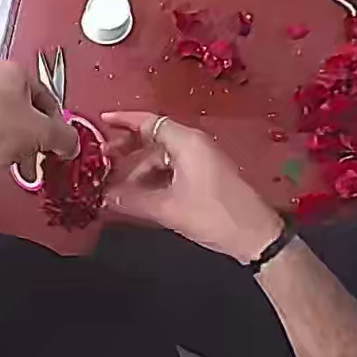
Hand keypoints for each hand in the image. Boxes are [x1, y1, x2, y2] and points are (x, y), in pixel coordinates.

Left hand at [0, 60, 78, 186]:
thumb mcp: (41, 134)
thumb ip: (64, 137)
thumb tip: (70, 142)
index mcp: (14, 72)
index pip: (49, 97)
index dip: (58, 122)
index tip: (62, 140)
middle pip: (30, 111)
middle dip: (39, 136)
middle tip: (45, 152)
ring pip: (12, 124)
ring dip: (23, 146)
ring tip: (25, 164)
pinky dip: (3, 148)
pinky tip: (4, 162)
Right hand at [100, 112, 284, 261]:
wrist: (255, 235)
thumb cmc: (213, 214)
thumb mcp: (167, 208)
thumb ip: (132, 200)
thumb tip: (105, 197)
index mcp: (185, 142)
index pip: (148, 121)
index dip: (123, 120)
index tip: (102, 121)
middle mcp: (193, 144)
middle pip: (153, 138)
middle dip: (128, 148)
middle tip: (103, 160)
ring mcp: (200, 159)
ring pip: (162, 157)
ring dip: (140, 170)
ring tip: (118, 189)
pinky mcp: (205, 174)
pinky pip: (172, 168)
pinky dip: (154, 178)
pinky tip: (140, 195)